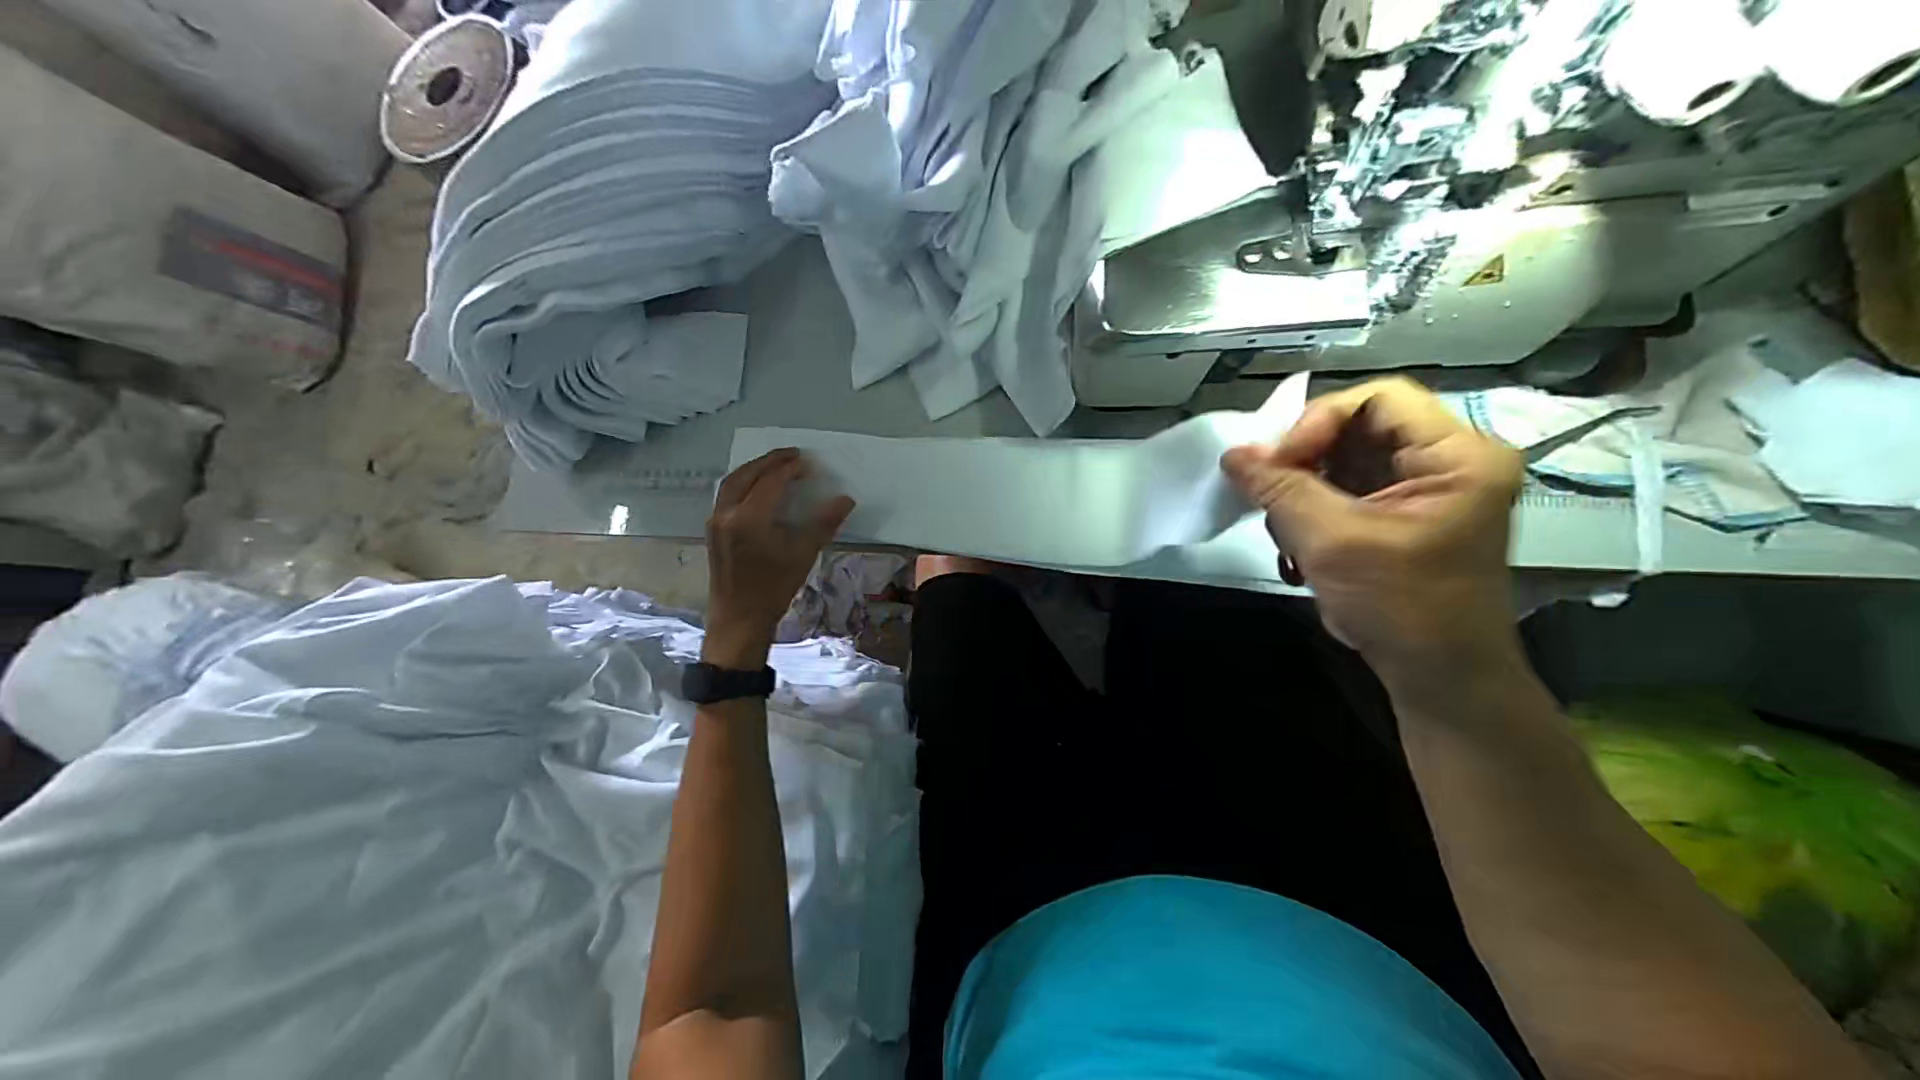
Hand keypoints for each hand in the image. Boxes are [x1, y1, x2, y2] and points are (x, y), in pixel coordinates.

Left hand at [703, 448, 855, 668]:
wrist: (739, 620)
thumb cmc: (773, 590)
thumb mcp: (802, 555)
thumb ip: (823, 523)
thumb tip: (845, 499)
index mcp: (749, 519)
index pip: (771, 481)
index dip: (791, 469)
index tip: (810, 464)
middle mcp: (727, 514)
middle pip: (747, 474)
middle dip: (771, 461)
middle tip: (794, 455)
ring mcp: (715, 522)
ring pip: (732, 482)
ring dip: (754, 469)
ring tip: (777, 465)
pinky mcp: (712, 530)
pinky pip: (726, 495)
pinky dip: (743, 482)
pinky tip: (759, 487)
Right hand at [1221, 377, 1524, 689]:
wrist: (1440, 677)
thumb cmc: (1401, 608)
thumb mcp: (1333, 543)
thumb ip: (1280, 490)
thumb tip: (1233, 453)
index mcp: (1458, 456)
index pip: (1379, 400)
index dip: (1320, 421)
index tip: (1278, 463)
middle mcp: (1447, 462)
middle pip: (1359, 428)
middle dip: (1305, 459)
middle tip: (1267, 488)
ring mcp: (1424, 489)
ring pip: (1346, 459)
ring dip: (1304, 488)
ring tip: (1284, 525)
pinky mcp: (1401, 515)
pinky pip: (1347, 489)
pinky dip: (1314, 508)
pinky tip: (1297, 541)